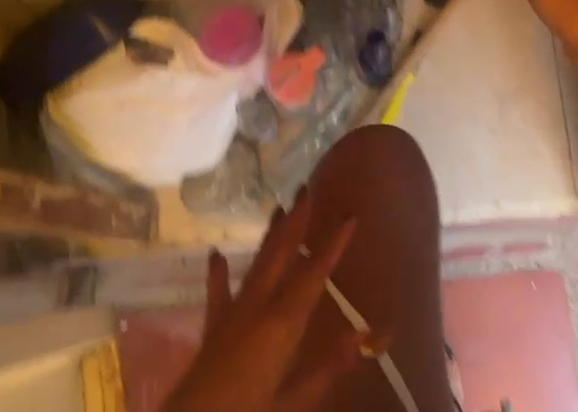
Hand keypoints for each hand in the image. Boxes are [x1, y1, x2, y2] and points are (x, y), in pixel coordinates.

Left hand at [163, 189, 377, 411]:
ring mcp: (233, 316)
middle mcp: (258, 308)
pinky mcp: (213, 329)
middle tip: (306, 187)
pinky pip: (217, 293)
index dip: (332, 245)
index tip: (349, 215)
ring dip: (270, 235)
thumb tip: (364, 336)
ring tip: (278, 206)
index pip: (313, 275)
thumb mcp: (292, 403)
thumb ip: (327, 369)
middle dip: (295, 221)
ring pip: (256, 265)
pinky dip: (218, 272)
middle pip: (281, 255)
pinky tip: (216, 253)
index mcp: (282, 324)